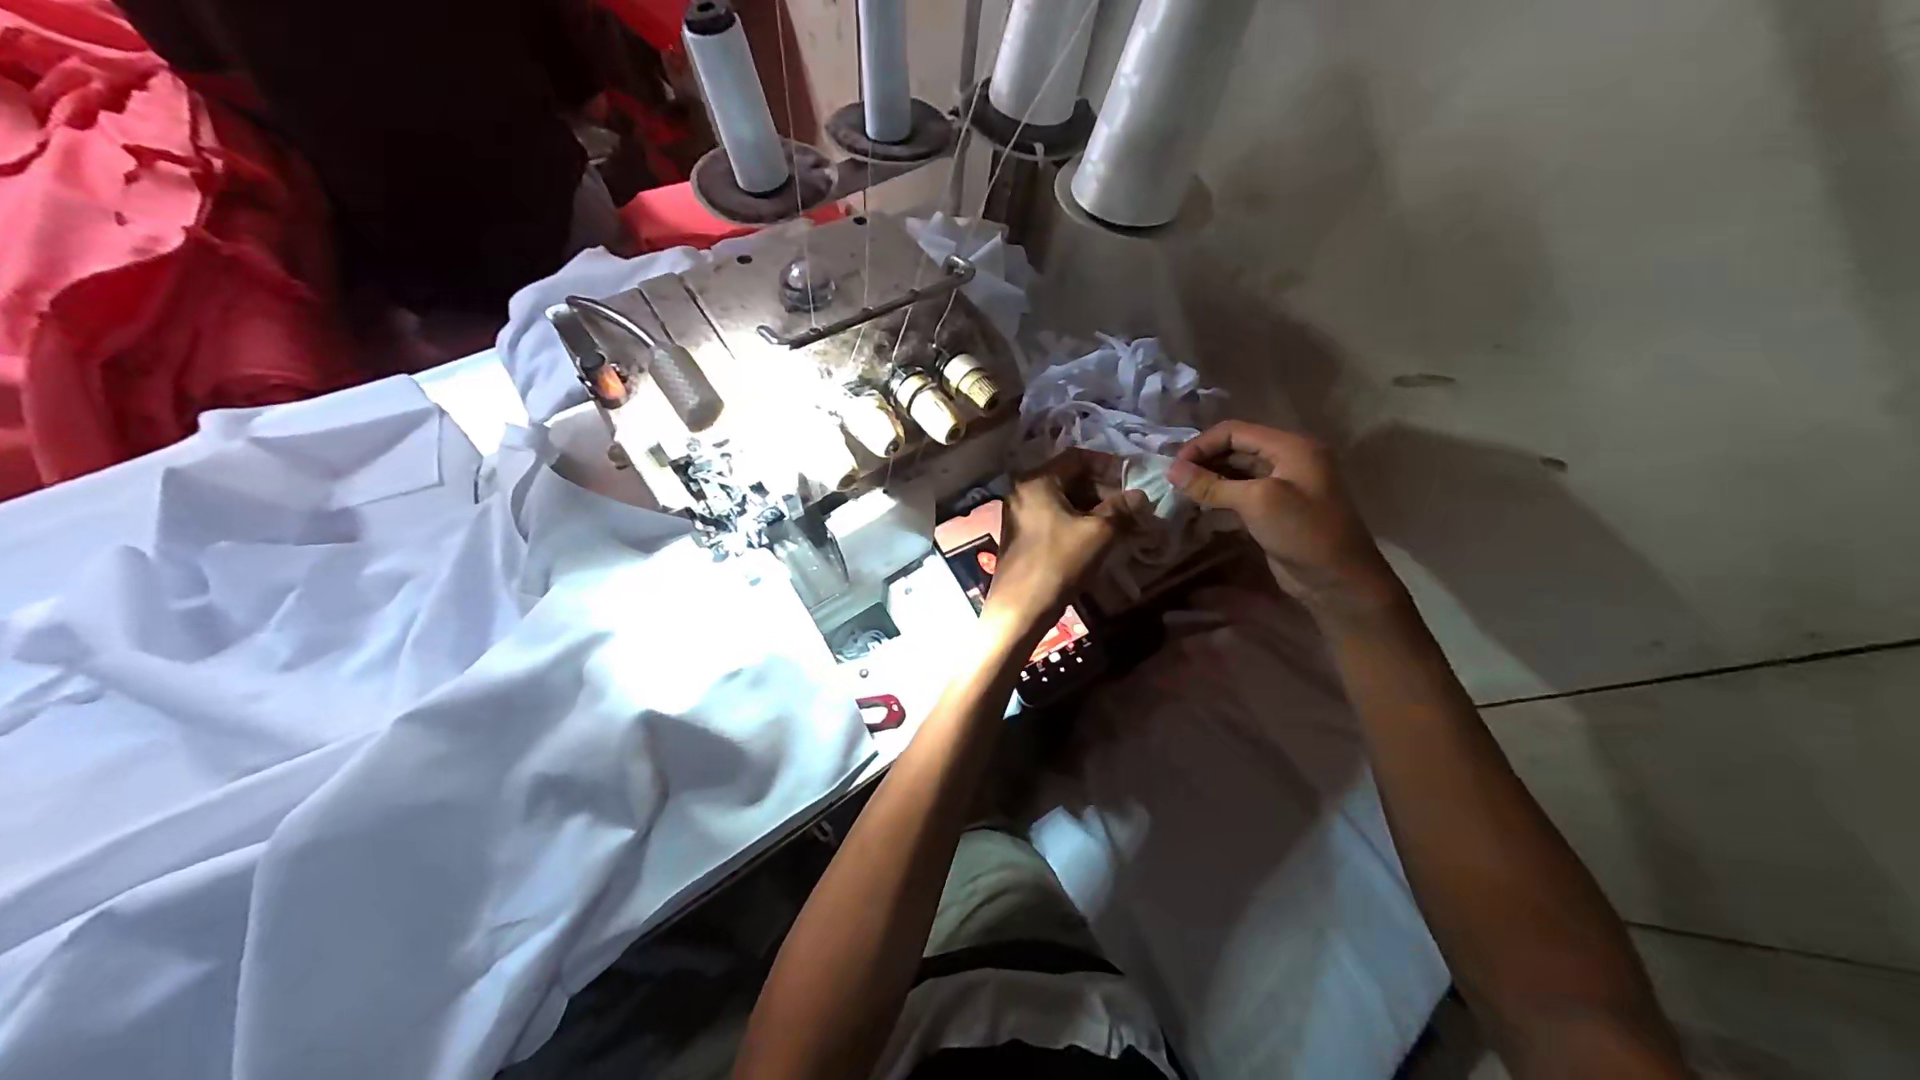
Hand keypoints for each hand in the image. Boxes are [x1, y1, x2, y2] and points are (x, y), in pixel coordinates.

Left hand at [986, 452, 1148, 631]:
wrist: (1020, 608)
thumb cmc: (1058, 563)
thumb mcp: (1098, 533)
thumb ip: (1121, 508)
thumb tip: (1140, 496)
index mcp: (1036, 481)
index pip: (1077, 458)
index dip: (1108, 465)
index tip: (1132, 479)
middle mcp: (1023, 491)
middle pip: (1069, 479)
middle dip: (1103, 490)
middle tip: (1130, 505)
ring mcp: (1020, 514)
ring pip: (1063, 501)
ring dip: (1093, 508)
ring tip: (1121, 523)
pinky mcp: (1022, 535)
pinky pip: (1054, 518)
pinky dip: (1077, 522)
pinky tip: (1098, 538)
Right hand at [1169, 421, 1403, 614]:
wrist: (1338, 580)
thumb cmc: (1303, 532)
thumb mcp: (1256, 502)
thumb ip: (1212, 484)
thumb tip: (1171, 470)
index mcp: (1291, 446)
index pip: (1235, 431)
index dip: (1201, 445)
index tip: (1174, 467)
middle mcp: (1287, 459)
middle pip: (1235, 449)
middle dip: (1203, 461)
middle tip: (1174, 482)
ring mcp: (1282, 485)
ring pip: (1235, 473)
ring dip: (1208, 481)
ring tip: (1181, 494)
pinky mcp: (1275, 509)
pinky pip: (1241, 494)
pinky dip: (1219, 498)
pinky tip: (1199, 509)